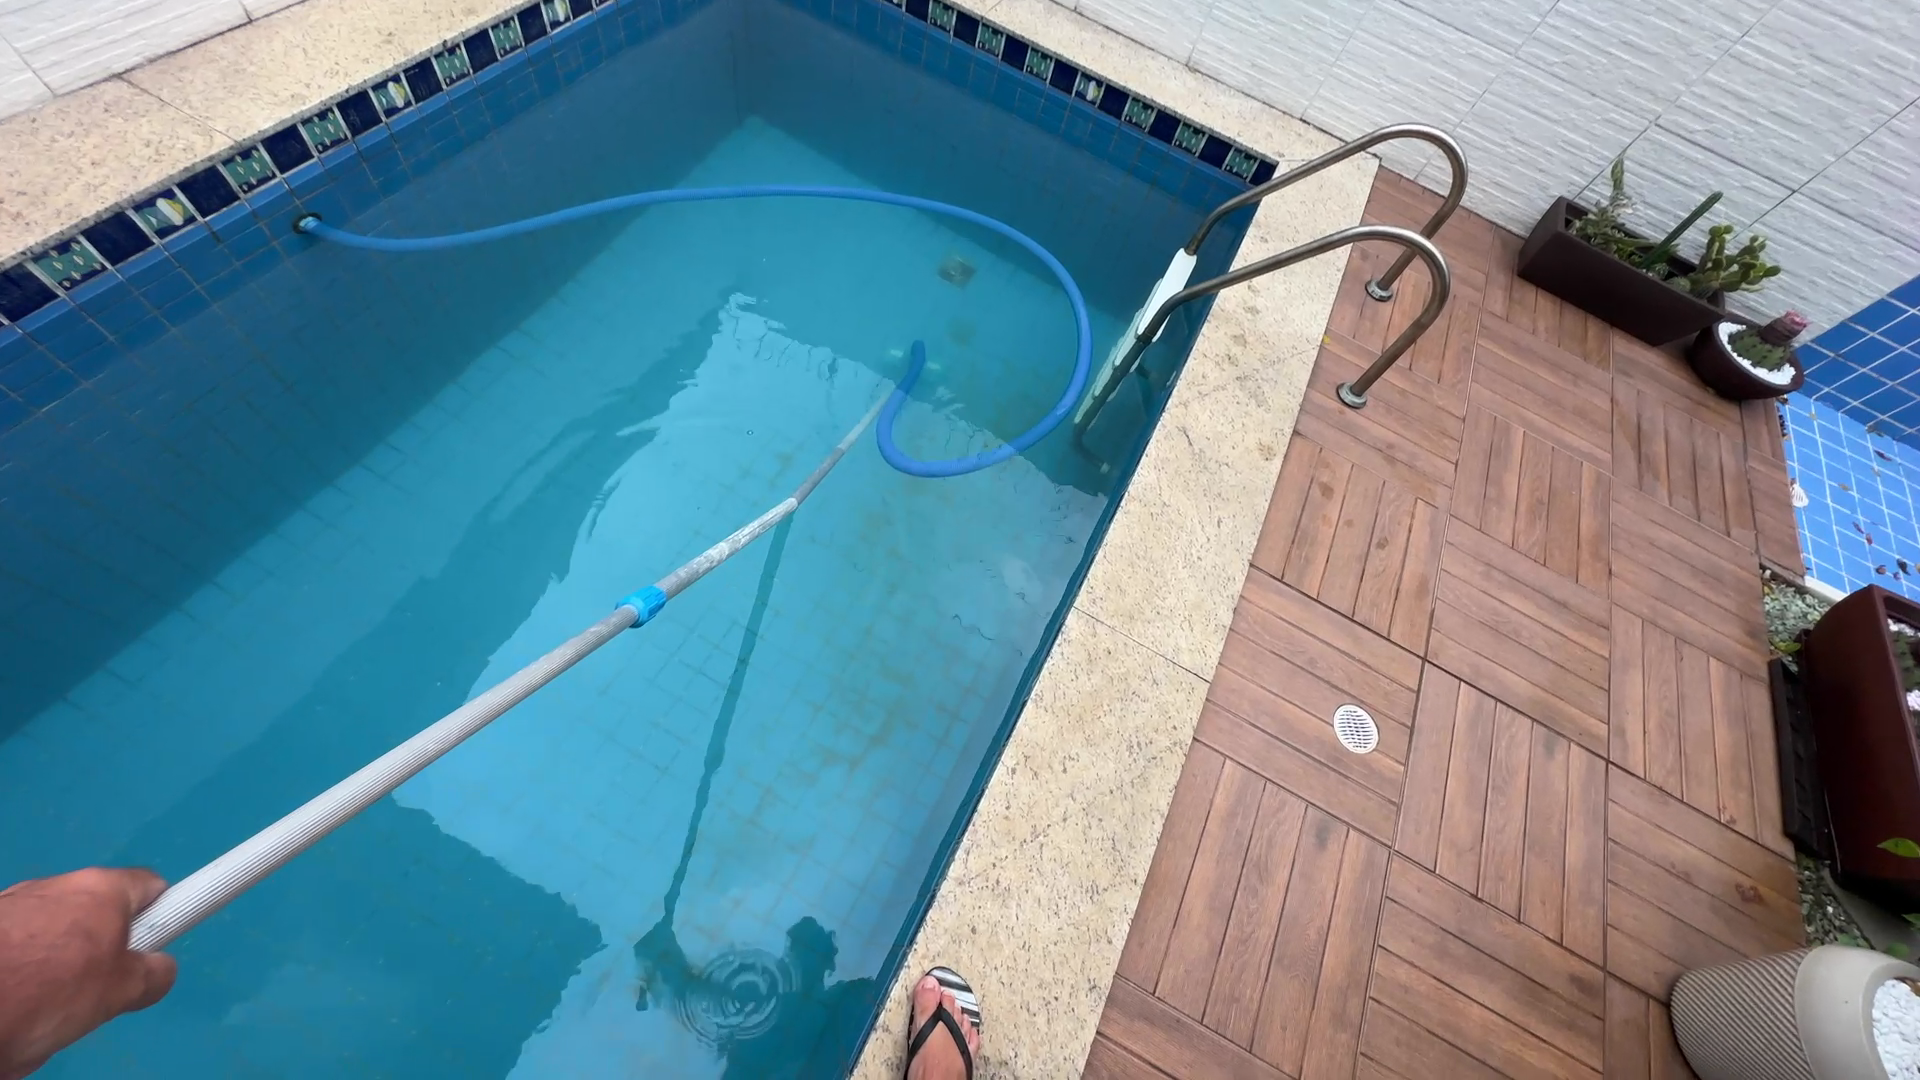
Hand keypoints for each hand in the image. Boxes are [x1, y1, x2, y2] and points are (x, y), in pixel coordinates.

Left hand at [0, 869, 176, 1078]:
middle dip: (85, 960)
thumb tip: (157, 970)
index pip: (151, 888)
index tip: (138, 954)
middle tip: (76, 1001)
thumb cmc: (42, 993)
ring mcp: (1, 908)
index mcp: (101, 887)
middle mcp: (53, 887)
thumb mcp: (119, 992)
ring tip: (20, 1022)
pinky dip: (1, 983)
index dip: (154, 919)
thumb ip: (154, 974)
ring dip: (37, 977)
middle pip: (88, 920)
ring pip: (37, 944)